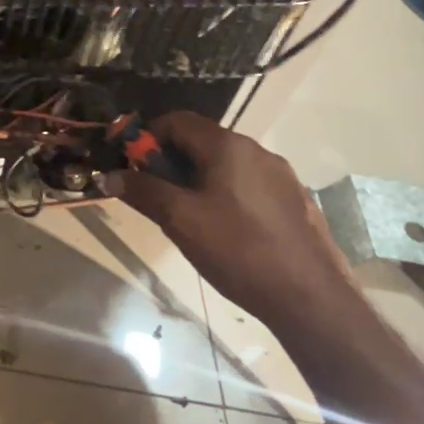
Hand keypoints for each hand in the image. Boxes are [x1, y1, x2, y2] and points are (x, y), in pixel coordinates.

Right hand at [114, 112, 359, 327]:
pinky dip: (228, 196)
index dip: (148, 137)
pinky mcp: (298, 204)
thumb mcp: (179, 219)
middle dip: (172, 162)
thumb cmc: (239, 251)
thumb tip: (108, 175)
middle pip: (202, 142)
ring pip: (227, 166)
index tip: (133, 165)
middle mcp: (258, 152)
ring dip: (200, 180)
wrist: (314, 302)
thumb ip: (142, 190)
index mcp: (229, 146)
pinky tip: (228, 233)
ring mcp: (283, 178)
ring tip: (189, 217)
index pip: (177, 121)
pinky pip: (250, 186)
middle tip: (157, 195)